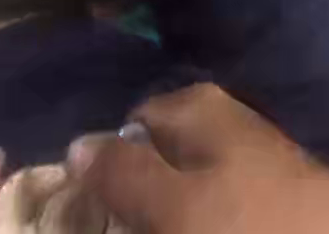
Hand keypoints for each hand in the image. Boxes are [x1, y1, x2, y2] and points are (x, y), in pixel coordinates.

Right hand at [69, 83, 328, 233]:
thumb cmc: (251, 221)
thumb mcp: (177, 204)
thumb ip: (124, 173)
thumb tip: (75, 144)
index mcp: (192, 107)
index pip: (128, 125)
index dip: (105, 168)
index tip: (92, 213)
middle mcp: (213, 116)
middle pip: (152, 151)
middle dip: (134, 193)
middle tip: (125, 226)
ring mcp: (236, 147)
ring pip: (177, 178)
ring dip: (161, 209)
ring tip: (158, 228)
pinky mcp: (254, 180)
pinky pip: (204, 194)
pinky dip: (189, 213)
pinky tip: (191, 227)